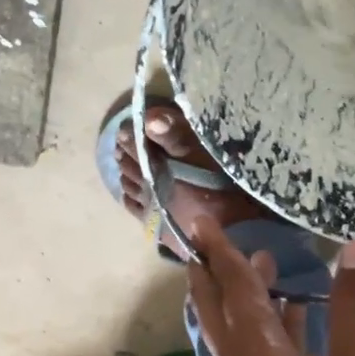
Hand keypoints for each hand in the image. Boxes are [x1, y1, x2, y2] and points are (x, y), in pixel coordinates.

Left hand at [116, 105, 267, 256]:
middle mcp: (148, 186)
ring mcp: (151, 208)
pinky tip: (129, 193)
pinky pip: (134, 207)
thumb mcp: (203, 156)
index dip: (133, 131)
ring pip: (130, 185)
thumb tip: (149, 118)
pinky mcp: (156, 226)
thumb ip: (176, 136)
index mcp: (159, 167)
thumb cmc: (223, 191)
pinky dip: (128, 196)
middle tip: (125, 139)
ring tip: (124, 161)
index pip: (137, 144)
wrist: (230, 237)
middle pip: (132, 164)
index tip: (132, 121)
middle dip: (128, 150)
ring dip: (127, 170)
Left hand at [185, 218, 354, 355]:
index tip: (198, 219)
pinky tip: (301, 332)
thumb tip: (351, 247)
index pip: (232, 291)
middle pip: (220, 318)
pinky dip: (274, 335)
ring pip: (242, 342)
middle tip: (215, 241)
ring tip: (267, 272)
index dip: (219, 251)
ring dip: (247, 304)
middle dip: (216, 277)